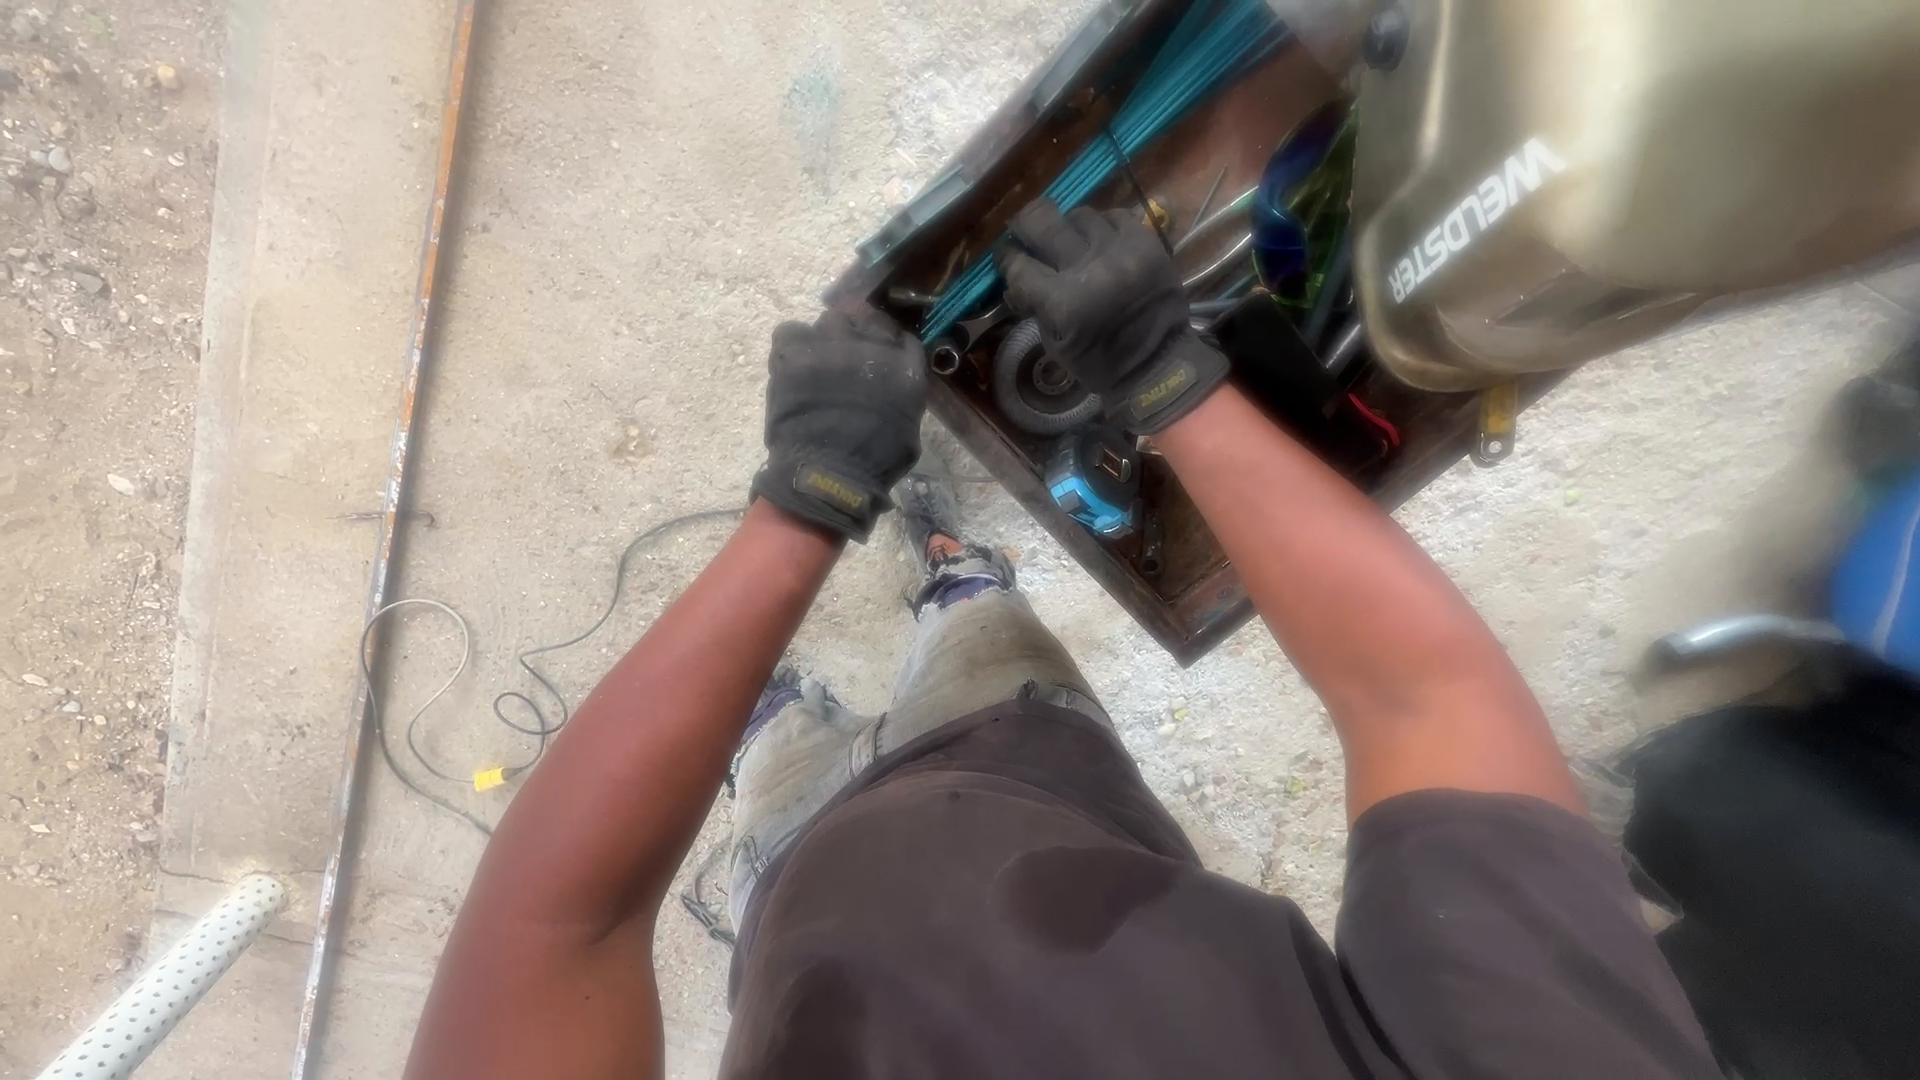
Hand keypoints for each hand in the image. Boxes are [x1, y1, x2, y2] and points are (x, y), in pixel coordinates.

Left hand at [751, 308, 926, 541]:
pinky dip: (793, 345)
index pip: (900, 338)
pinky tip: (795, 364)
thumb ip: (904, 399)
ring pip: (830, 320)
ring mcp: (831, 345)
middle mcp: (871, 347)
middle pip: (866, 319)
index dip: (888, 344)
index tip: (880, 354)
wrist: (828, 475)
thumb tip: (893, 386)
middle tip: (849, 357)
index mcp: (904, 369)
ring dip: (828, 338)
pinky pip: (792, 331)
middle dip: (860, 334)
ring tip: (820, 362)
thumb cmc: (874, 463)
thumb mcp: (908, 431)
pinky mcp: (795, 352)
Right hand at [997, 199, 1228, 433]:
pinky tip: (1099, 241)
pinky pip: (1114, 216)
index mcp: (1062, 303)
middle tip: (1023, 229)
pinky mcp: (1145, 241)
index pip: (1019, 265)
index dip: (1006, 258)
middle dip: (1025, 224)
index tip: (1005, 255)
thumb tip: (1015, 280)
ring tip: (1069, 240)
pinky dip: (1101, 227)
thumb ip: (1036, 307)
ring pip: (1079, 215)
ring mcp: (1119, 250)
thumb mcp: (1056, 346)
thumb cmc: (1100, 363)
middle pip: (1042, 221)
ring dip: (1067, 227)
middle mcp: (1088, 268)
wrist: (1158, 363)